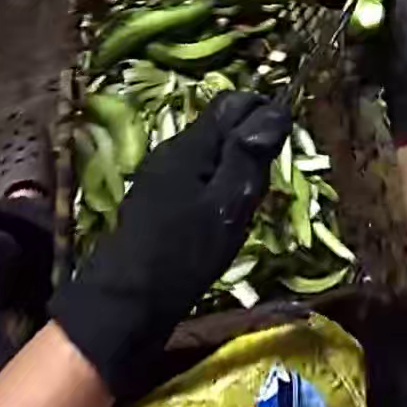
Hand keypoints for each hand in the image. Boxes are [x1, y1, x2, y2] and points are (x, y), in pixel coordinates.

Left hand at [51, 90, 289, 397]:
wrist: (123, 304)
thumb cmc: (183, 253)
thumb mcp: (227, 204)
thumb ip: (249, 155)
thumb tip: (275, 110)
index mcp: (192, 144)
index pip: (233, 102)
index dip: (262, 110)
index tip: (283, 138)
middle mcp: (174, 148)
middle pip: (220, 124)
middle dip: (249, 138)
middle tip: (268, 174)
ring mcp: (161, 172)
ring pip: (208, 149)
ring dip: (233, 161)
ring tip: (249, 196)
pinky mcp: (156, 195)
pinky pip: (195, 172)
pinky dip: (216, 181)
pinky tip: (220, 212)